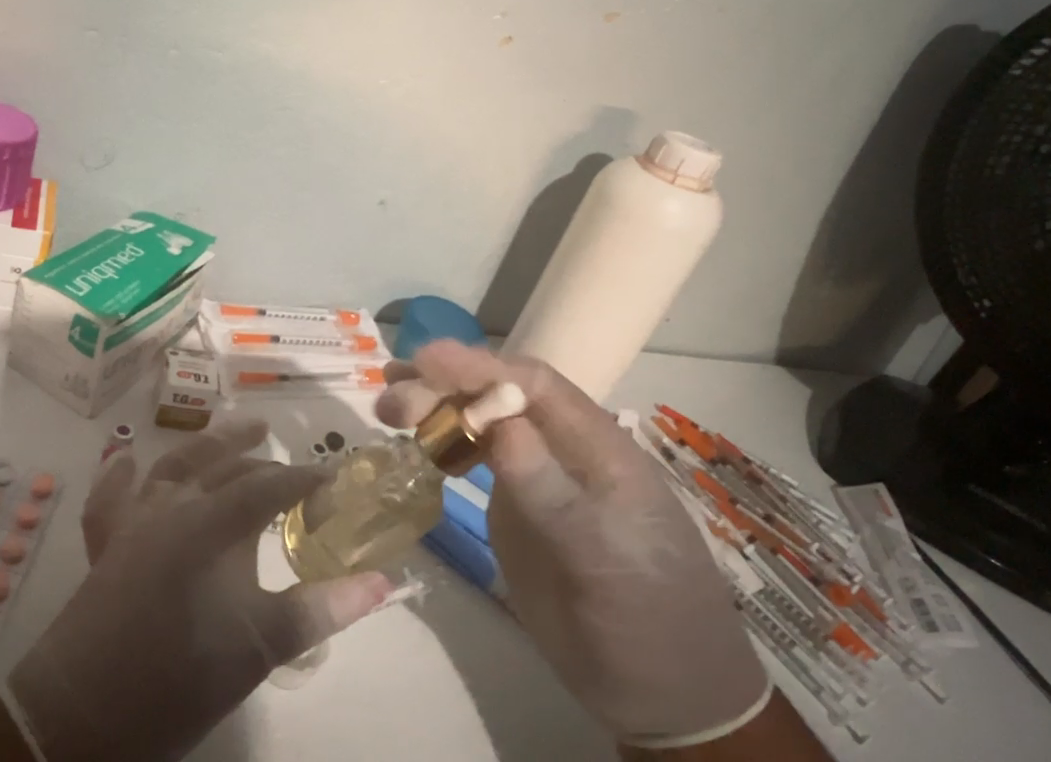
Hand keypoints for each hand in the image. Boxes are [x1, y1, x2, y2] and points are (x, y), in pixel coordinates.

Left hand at [7, 421, 393, 761]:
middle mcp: (172, 508)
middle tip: (289, 461)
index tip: (334, 479)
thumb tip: (384, 581)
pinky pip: (111, 497)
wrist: (83, 713)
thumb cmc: (180, 676)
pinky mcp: (105, 544)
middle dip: (259, 460)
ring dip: (206, 448)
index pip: (269, 488)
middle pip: (222, 468)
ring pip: (173, 467)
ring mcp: (133, 522)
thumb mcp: (260, 646)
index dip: (304, 481)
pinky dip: (120, 475)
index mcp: (212, 525)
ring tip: (233, 431)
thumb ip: (322, 608)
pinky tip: (124, 459)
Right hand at [378, 341, 769, 748]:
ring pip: (484, 427)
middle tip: (390, 395)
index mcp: (597, 448)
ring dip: (438, 411)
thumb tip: (495, 420)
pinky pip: (478, 464)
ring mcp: (539, 481)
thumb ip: (547, 487)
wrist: (662, 691)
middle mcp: (564, 452)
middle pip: (501, 399)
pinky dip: (444, 447)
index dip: (479, 366)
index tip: (425, 359)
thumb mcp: (600, 553)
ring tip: (388, 408)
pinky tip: (414, 446)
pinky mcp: (518, 513)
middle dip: (446, 387)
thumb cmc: (645, 617)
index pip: (534, 386)